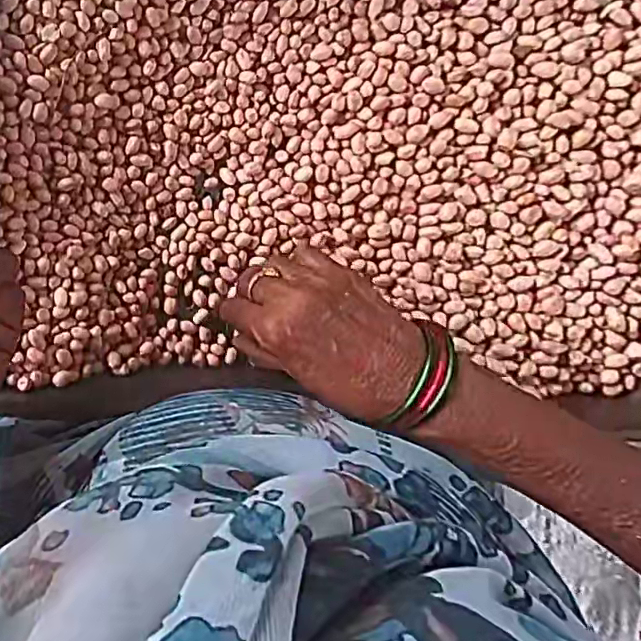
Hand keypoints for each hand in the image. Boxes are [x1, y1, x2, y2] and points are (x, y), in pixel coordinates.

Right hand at [218, 245, 427, 424]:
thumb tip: (242, 336)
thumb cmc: (352, 387)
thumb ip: (263, 351)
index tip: (235, 317)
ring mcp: (317, 281)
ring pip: (272, 262)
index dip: (231, 314)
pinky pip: (304, 253)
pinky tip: (301, 278)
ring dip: (270, 276)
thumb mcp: (296, 375)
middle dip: (247, 294)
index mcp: (275, 329)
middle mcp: (291, 299)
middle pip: (249, 281)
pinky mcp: (340, 272)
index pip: (232, 308)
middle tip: (255, 305)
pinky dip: (297, 263)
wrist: (409, 380)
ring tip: (277, 290)